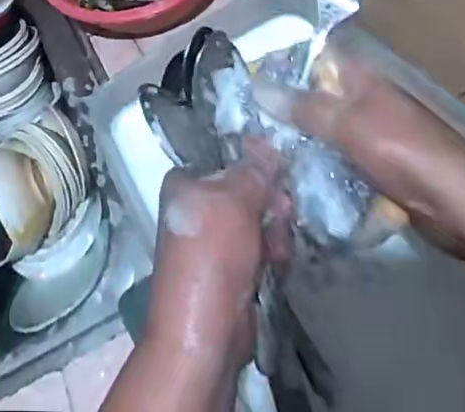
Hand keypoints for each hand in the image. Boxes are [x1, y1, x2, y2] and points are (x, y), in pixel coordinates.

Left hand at [144, 143, 287, 366]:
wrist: (206, 326)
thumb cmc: (210, 253)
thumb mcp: (232, 203)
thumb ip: (251, 172)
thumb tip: (266, 139)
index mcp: (184, 181)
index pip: (228, 161)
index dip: (257, 170)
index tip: (280, 180)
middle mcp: (196, 203)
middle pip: (247, 191)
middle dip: (269, 207)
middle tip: (279, 221)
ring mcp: (214, 235)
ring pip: (259, 220)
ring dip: (274, 233)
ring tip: (274, 252)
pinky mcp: (232, 264)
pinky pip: (261, 246)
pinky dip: (272, 254)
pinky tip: (275, 266)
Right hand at [254, 48, 464, 269]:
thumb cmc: (415, 159)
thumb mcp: (353, 128)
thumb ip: (305, 107)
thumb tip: (257, 87)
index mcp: (363, 81)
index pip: (313, 56)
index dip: (279, 57)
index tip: (240, 66)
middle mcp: (362, 101)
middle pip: (310, 93)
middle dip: (276, 100)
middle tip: (233, 108)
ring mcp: (367, 135)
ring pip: (317, 126)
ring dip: (290, 133)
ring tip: (247, 137)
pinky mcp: (371, 166)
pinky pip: (329, 155)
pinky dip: (308, 159)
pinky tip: (280, 166)